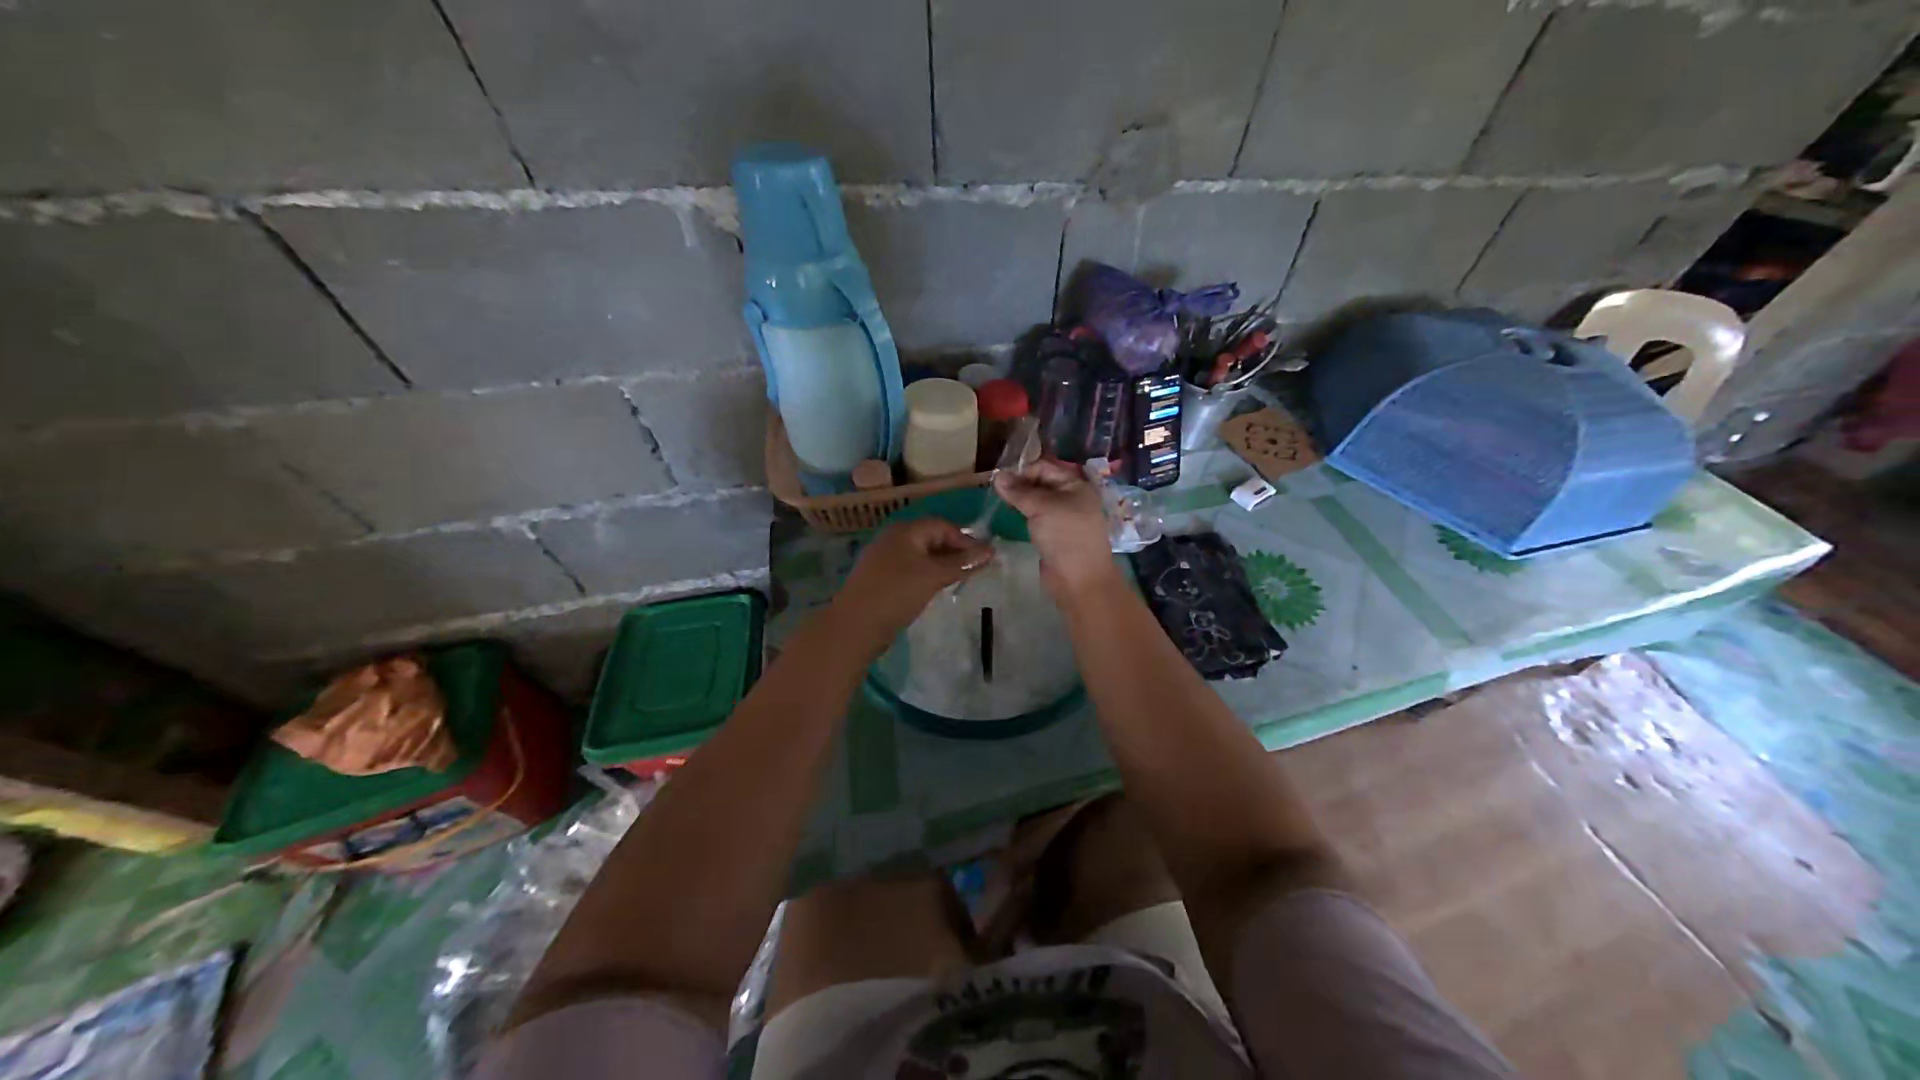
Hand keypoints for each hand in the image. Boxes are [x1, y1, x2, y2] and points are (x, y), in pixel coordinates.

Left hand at [832, 518, 991, 643]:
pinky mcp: (882, 578)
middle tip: (974, 571)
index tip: (983, 559)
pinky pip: (911, 569)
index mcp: (905, 531)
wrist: (855, 626)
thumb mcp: (933, 576)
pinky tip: (936, 590)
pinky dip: (927, 576)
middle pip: (932, 538)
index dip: (965, 539)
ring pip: (922, 555)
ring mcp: (885, 559)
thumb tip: (990, 550)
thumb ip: (962, 563)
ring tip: (959, 581)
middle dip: (955, 552)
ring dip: (942, 565)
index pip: (943, 525)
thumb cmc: (896, 593)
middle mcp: (894, 539)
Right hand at [994, 460, 1119, 598]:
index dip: (1022, 471)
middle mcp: (1071, 497)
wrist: (1079, 579)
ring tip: (1000, 503)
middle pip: (1041, 483)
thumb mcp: (1042, 508)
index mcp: (1075, 485)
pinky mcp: (1054, 534)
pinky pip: (1037, 518)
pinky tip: (1010, 516)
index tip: (1000, 481)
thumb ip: (1019, 492)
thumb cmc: (1065, 536)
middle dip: (1020, 485)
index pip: (1045, 467)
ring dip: (1020, 500)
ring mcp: (1063, 517)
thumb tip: (997, 476)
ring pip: (1037, 501)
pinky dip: (1024, 515)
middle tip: (996, 492)